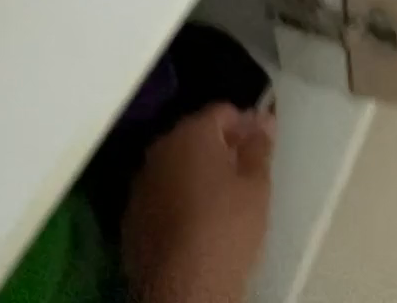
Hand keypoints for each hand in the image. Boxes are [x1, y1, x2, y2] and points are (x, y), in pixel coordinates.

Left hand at [122, 103, 275, 302]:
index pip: (222, 111)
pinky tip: (195, 220)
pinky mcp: (131, 216)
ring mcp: (141, 183)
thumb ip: (259, 147)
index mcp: (191, 133)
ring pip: (176, 163)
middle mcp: (160, 149)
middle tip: (245, 169)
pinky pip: (161, 192)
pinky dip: (178, 196)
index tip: (262, 142)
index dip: (246, 123)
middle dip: (220, 145)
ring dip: (197, 170)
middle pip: (196, 134)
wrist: (183, 290)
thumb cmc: (227, 229)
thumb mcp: (256, 186)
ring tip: (222, 196)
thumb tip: (265, 119)